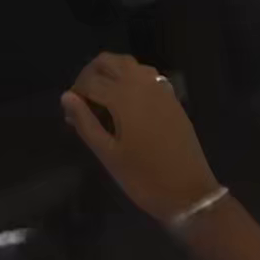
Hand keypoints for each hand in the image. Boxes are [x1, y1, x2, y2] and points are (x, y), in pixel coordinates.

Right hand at [62, 52, 220, 220]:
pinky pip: (145, 73)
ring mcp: (158, 88)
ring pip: (127, 62)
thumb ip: (85, 122)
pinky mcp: (171, 98)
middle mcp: (139, 83)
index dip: (75, 94)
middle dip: (90, 74)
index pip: (89, 81)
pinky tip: (128, 98)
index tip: (70, 114)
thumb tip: (66, 96)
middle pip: (106, 61)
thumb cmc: (145, 178)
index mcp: (122, 96)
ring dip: (110, 70)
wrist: (193, 197)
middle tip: (84, 98)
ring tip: (103, 94)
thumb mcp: (109, 155)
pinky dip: (130, 76)